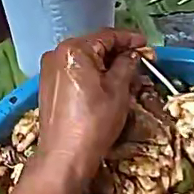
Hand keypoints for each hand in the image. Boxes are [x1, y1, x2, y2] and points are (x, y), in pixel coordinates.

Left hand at [34, 29, 145, 186]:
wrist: (64, 156)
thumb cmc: (93, 122)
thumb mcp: (118, 90)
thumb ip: (126, 65)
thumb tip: (132, 55)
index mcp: (74, 50)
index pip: (106, 36)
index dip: (129, 39)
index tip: (145, 44)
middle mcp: (57, 54)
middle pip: (93, 46)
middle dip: (117, 52)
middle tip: (140, 60)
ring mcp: (49, 70)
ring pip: (84, 59)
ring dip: (105, 64)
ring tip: (127, 74)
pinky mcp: (48, 85)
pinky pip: (74, 71)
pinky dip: (91, 74)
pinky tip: (107, 84)